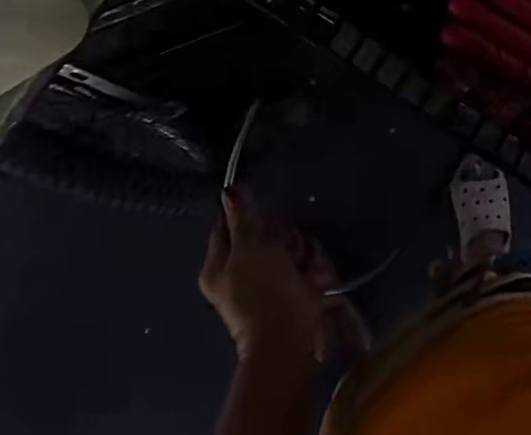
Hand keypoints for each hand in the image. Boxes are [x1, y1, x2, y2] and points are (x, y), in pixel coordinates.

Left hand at [199, 187, 322, 360]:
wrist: (290, 341)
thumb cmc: (261, 292)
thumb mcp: (247, 248)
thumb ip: (241, 217)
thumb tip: (229, 190)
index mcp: (219, 266)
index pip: (228, 224)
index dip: (246, 216)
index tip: (261, 219)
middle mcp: (241, 273)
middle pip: (263, 233)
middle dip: (280, 235)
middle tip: (284, 248)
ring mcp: (269, 283)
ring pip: (288, 246)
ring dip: (299, 250)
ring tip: (301, 265)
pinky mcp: (295, 292)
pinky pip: (306, 264)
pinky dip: (312, 266)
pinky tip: (312, 274)